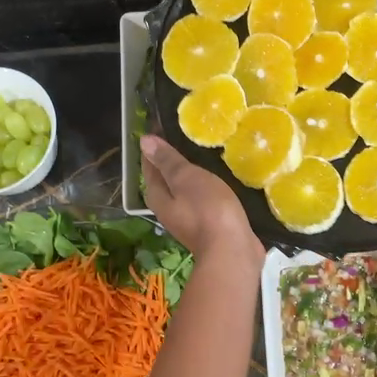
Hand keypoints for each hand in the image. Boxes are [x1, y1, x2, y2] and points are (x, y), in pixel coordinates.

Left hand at [141, 135, 260, 266]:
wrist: (232, 251)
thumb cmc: (208, 210)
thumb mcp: (186, 178)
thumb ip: (167, 161)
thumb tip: (144, 141)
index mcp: (158, 196)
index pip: (149, 165)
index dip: (154, 146)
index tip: (162, 125)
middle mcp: (168, 210)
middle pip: (165, 180)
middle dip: (171, 161)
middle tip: (185, 138)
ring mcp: (189, 221)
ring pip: (185, 192)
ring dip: (191, 177)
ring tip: (204, 157)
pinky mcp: (210, 227)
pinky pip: (204, 203)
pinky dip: (206, 191)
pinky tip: (218, 183)